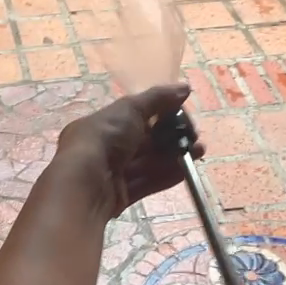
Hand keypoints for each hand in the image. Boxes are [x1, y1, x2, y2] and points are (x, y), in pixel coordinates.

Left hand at [54, 83, 202, 217]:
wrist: (86, 183)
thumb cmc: (104, 138)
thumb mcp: (130, 109)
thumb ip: (158, 99)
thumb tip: (184, 88)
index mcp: (99, 125)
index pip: (134, 117)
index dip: (160, 116)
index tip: (183, 116)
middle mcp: (103, 149)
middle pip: (143, 142)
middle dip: (171, 138)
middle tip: (196, 137)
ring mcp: (110, 174)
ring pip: (146, 164)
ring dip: (174, 157)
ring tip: (199, 152)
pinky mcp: (118, 196)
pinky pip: (145, 183)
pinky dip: (165, 176)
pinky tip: (186, 171)